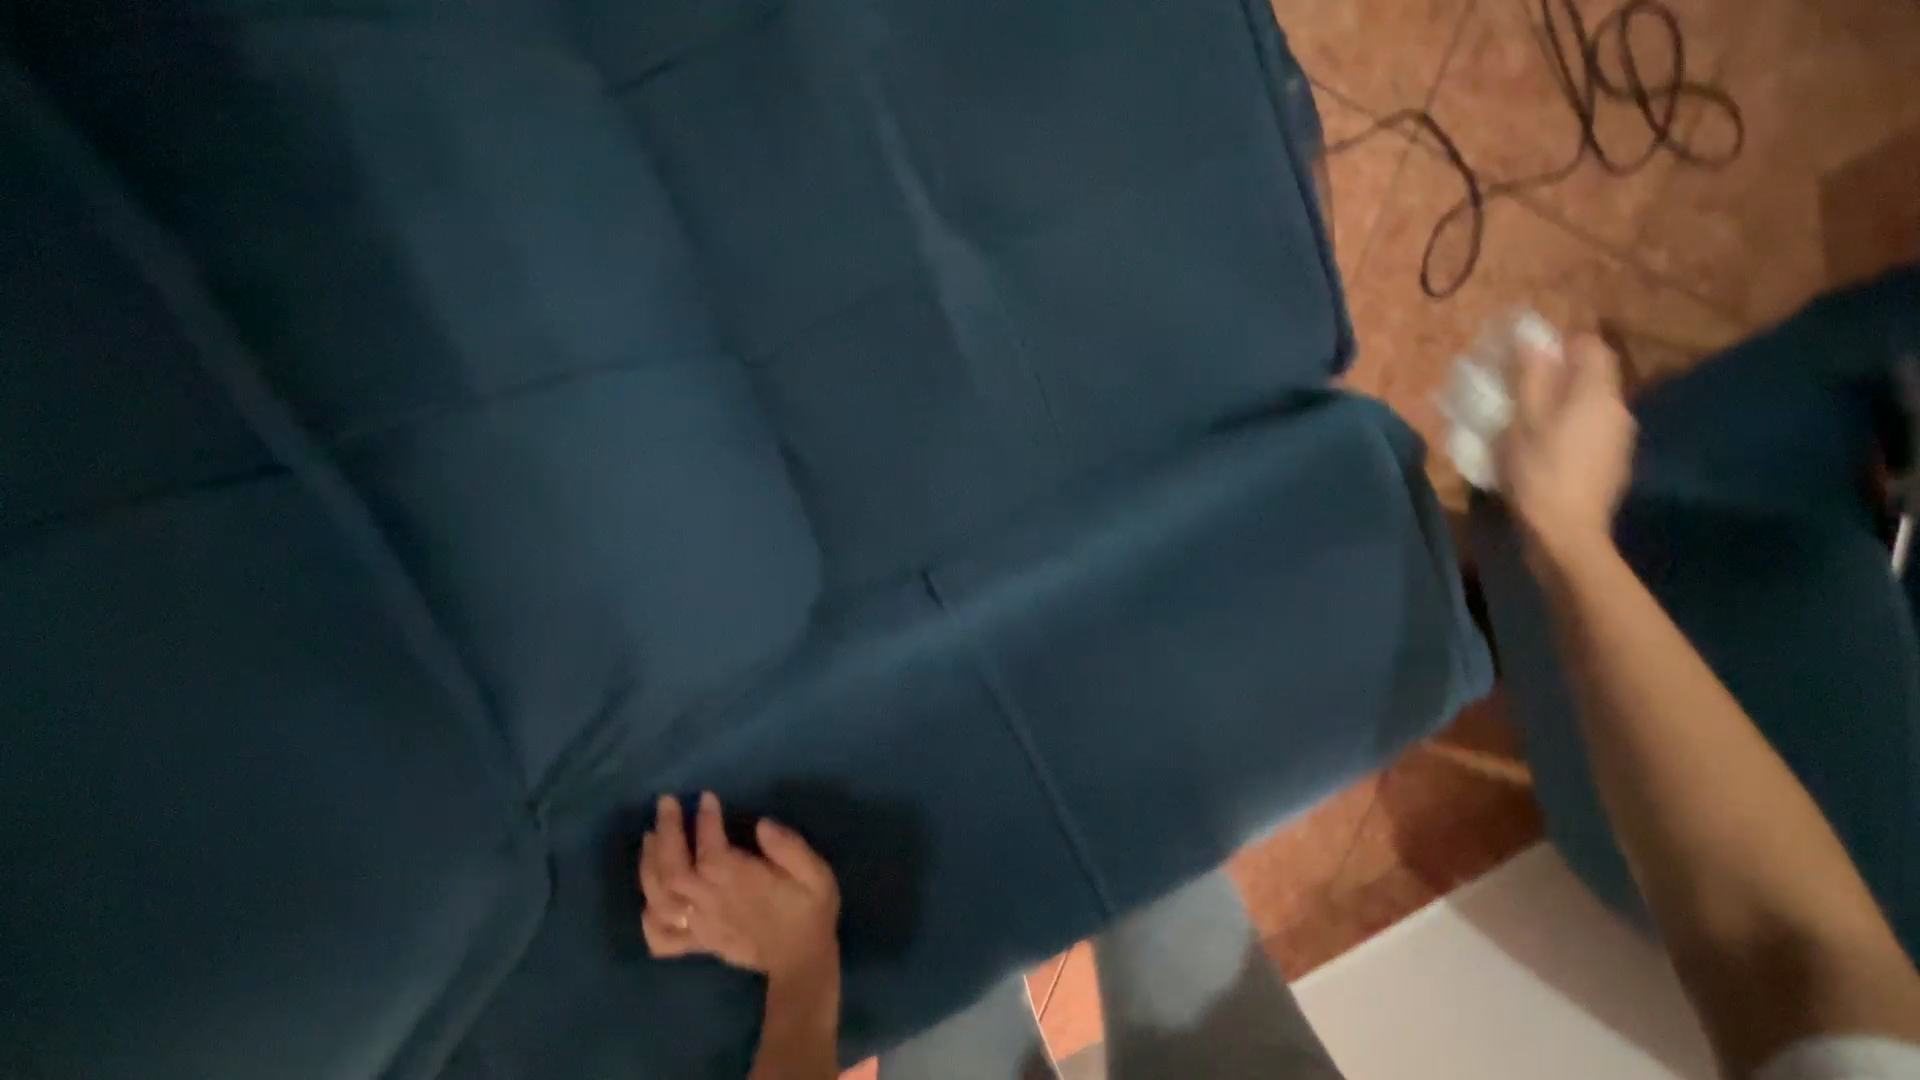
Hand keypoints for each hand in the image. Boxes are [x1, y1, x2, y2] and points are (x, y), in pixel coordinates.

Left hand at [637, 793, 840, 983]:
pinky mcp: (698, 943)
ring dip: (649, 866)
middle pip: (675, 870)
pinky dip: (648, 919)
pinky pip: (662, 938)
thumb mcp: (816, 874)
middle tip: (666, 802)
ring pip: (661, 898)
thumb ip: (791, 848)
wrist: (803, 962)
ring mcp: (701, 926)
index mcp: (741, 884)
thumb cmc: (810, 910)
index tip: (706, 797)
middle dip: (667, 833)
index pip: (710, 850)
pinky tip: (649, 898)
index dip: (704, 822)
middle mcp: (713, 904)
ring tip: (650, 836)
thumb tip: (763, 824)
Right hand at [1496, 332, 1636, 562]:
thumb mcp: (1523, 422)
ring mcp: (1619, 437)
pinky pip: (1591, 429)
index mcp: (1597, 394)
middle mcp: (1618, 409)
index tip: (1528, 354)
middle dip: (1559, 375)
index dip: (1563, 344)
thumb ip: (1531, 378)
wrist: (1566, 531)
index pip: (1592, 348)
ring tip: (1526, 419)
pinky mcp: (1612, 461)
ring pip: (1591, 405)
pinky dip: (1568, 427)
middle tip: (1519, 386)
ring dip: (1562, 403)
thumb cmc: (1538, 472)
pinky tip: (1543, 447)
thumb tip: (1534, 340)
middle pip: (1593, 377)